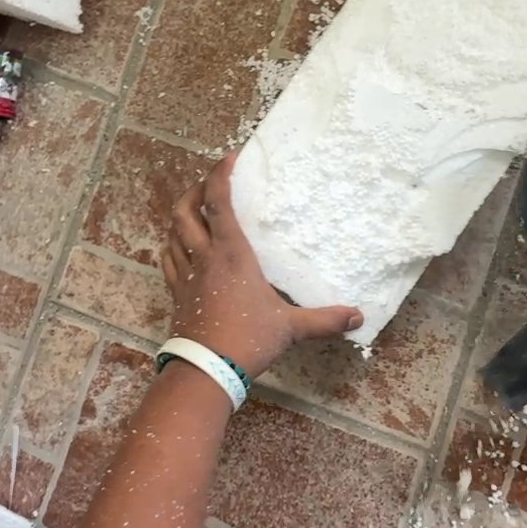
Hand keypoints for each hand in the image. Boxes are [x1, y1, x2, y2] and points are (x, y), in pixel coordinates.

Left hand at [163, 155, 363, 377]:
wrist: (206, 370)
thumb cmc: (247, 339)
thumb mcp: (290, 327)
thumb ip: (323, 319)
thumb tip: (358, 317)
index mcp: (231, 253)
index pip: (218, 202)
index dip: (220, 174)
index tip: (230, 157)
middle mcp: (204, 256)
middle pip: (185, 210)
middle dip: (194, 189)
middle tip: (209, 183)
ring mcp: (186, 274)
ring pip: (172, 231)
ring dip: (181, 214)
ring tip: (194, 209)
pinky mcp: (177, 292)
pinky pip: (168, 258)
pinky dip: (172, 244)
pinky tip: (180, 246)